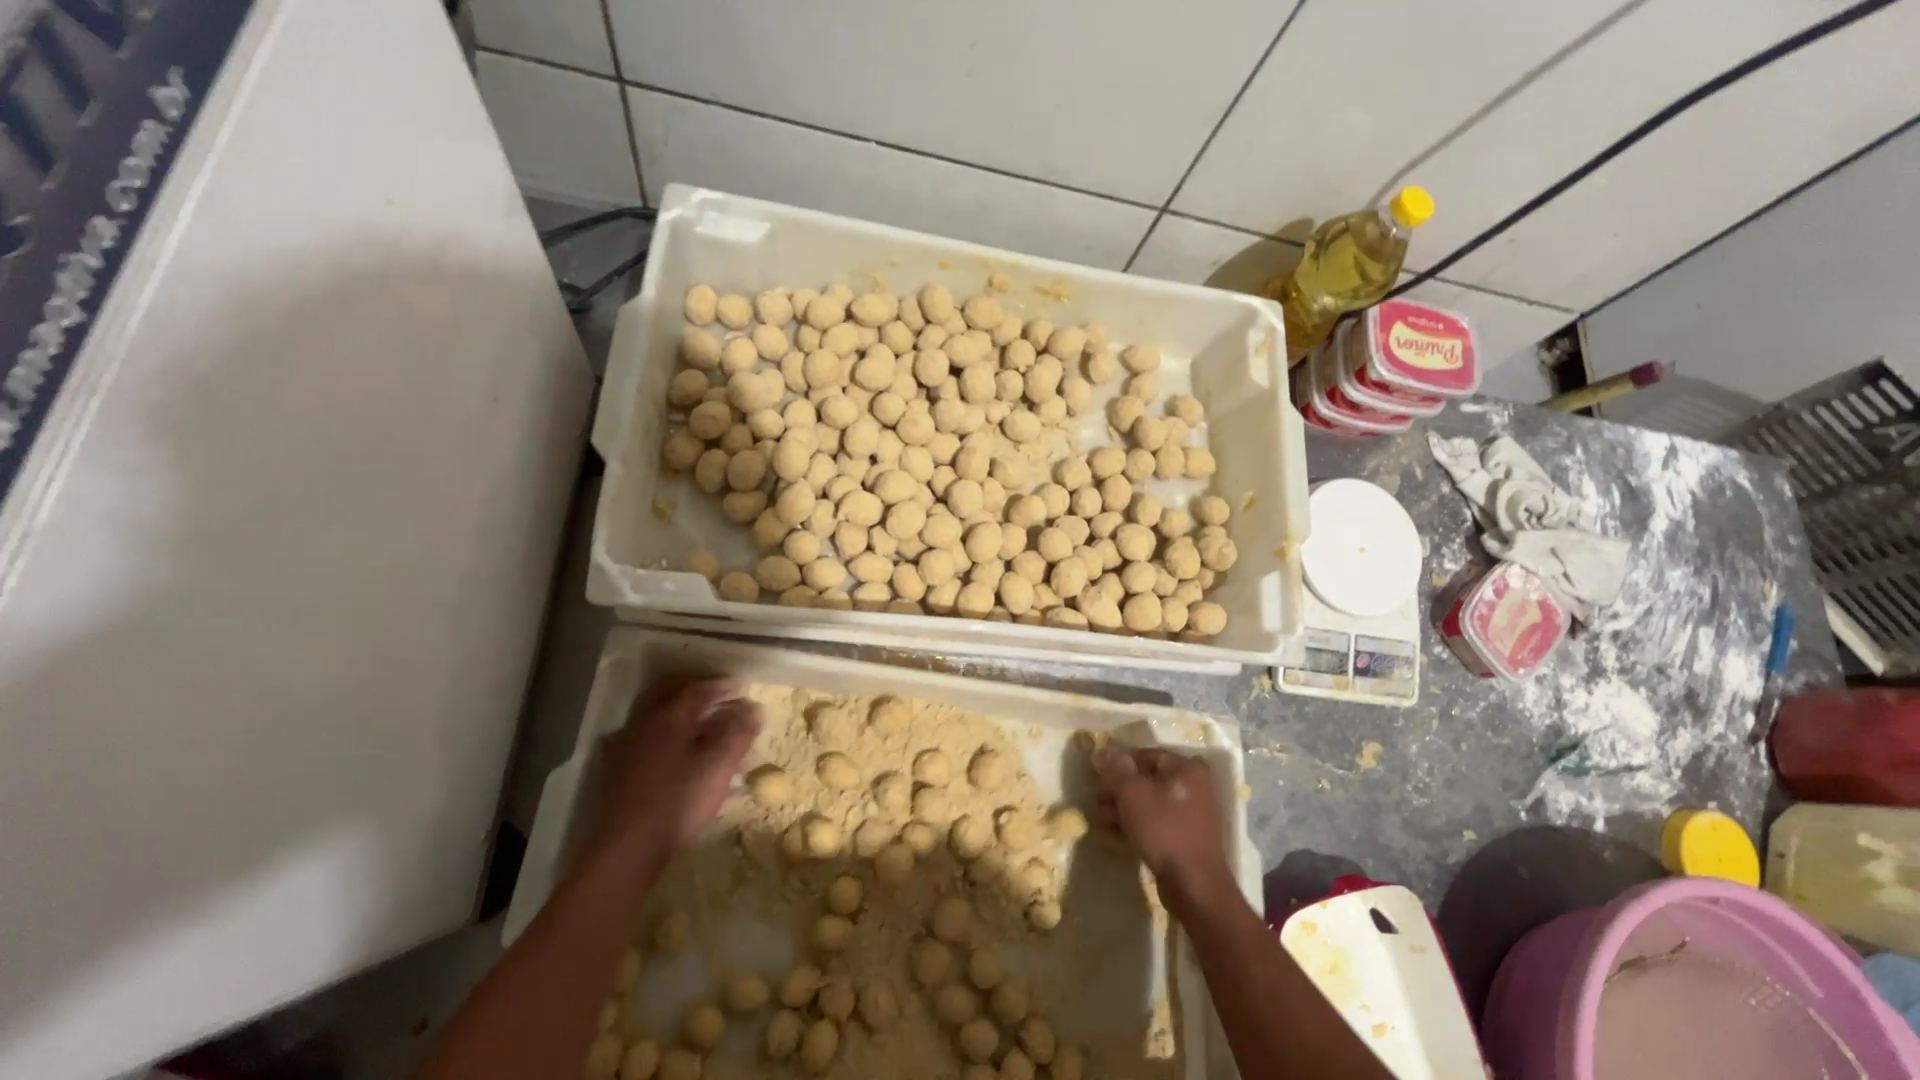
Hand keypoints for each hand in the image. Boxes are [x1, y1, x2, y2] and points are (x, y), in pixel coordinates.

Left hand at [592, 678, 761, 873]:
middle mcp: (643, 726)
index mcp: (667, 718)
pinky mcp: (619, 773)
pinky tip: (681, 761)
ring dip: (689, 726)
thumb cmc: (678, 801)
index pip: (698, 691)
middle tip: (725, 703)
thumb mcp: (718, 766)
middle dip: (702, 700)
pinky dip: (671, 746)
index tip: (744, 686)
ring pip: (663, 726)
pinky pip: (651, 748)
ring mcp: (626, 749)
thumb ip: (738, 733)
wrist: (628, 847)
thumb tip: (754, 708)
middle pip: (675, 702)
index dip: (723, 687)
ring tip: (712, 737)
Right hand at [1091, 746, 1232, 912]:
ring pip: (1150, 804)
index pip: (1146, 755)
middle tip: (1095, 797)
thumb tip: (1099, 750)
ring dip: (1124, 808)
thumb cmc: (1164, 829)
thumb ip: (1115, 770)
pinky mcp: (1186, 839)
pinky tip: (1113, 832)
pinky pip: (1156, 823)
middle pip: (1148, 780)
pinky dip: (1136, 824)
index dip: (1119, 763)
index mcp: (1187, 769)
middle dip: (1119, 788)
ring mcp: (1192, 815)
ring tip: (1099, 816)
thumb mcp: (1133, 794)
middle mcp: (1194, 787)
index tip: (1097, 775)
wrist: (1194, 884)